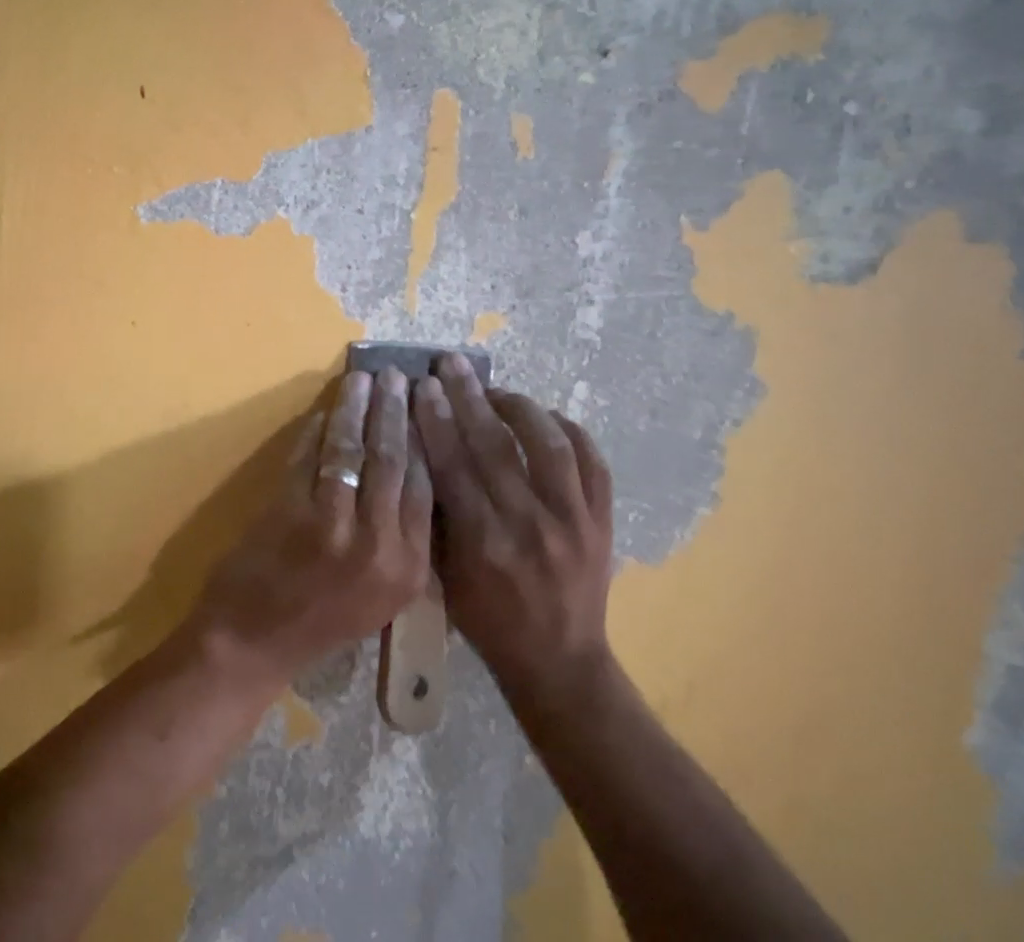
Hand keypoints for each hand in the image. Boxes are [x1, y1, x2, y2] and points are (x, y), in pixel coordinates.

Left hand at [186, 368, 432, 686]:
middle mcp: (382, 546)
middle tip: (399, 376)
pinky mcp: (291, 512)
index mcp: (411, 569)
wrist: (253, 646)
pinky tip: (324, 413)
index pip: (428, 488)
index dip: (426, 439)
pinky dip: (317, 431)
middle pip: (395, 461)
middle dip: (396, 411)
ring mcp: (334, 527)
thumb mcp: (380, 596)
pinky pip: (311, 458)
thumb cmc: (319, 625)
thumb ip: (399, 543)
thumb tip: (408, 473)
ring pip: (353, 451)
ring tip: (363, 379)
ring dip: (357, 408)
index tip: (427, 405)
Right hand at [412, 354, 615, 704]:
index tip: (421, 387)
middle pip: (495, 445)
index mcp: (483, 542)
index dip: (435, 421)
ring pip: (548, 443)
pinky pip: (591, 460)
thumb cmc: (487, 621)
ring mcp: (574, 518)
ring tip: (496, 388)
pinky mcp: (603, 519)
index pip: (453, 465)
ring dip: (518, 407)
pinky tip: (546, 417)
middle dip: (469, 398)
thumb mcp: (444, 579)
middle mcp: (529, 523)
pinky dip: (568, 431)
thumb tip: (421, 459)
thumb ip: (434, 520)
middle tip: (451, 365)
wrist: (557, 658)